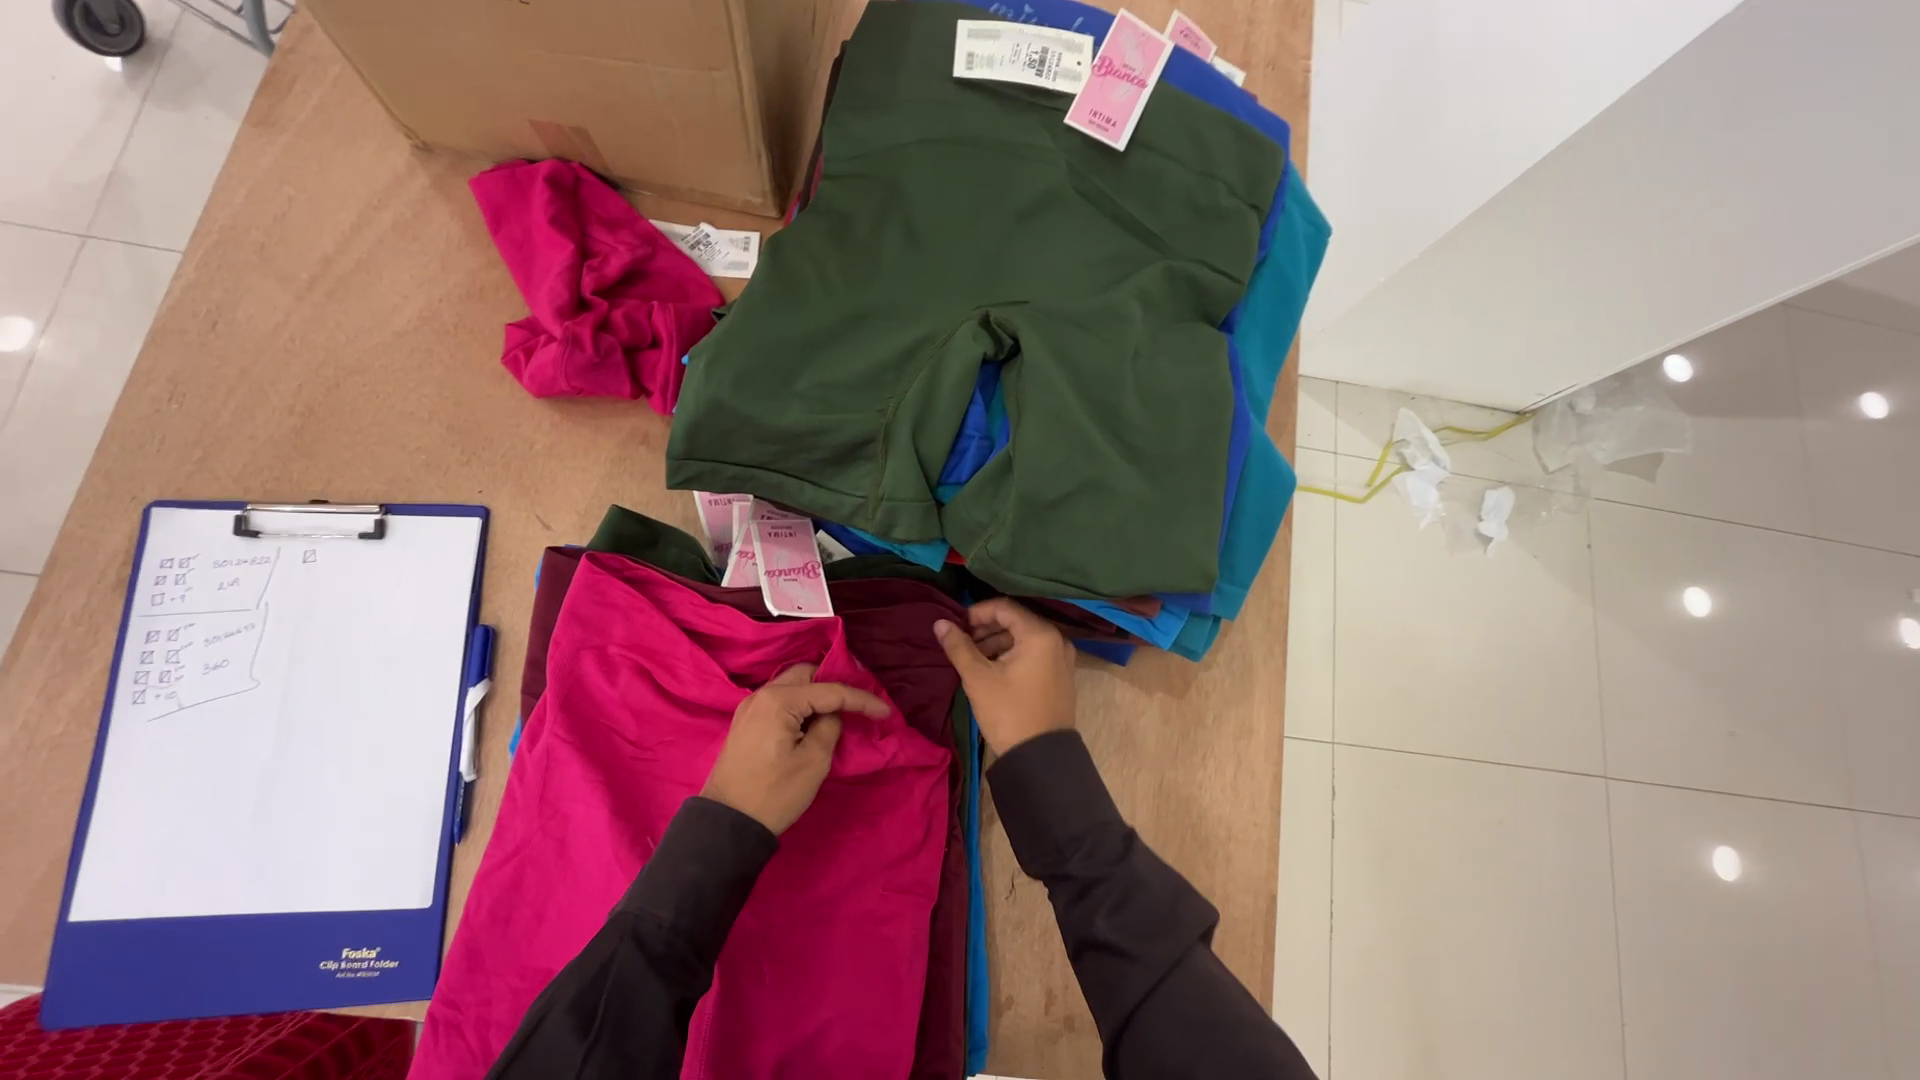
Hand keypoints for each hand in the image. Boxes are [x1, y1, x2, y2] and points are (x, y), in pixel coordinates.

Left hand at [701, 663, 889, 835]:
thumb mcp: (814, 761)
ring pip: (792, 686)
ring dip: (817, 694)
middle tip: (860, 703)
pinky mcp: (747, 722)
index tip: (886, 712)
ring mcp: (750, 707)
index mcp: (779, 700)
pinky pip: (780, 701)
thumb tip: (832, 715)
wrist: (728, 824)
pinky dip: (801, 704)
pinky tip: (815, 719)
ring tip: (842, 710)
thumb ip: (830, 727)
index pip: (830, 690)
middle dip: (836, 685)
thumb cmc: (774, 793)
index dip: (862, 699)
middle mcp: (762, 695)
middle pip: (807, 676)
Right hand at [933, 598, 1076, 755]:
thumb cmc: (1009, 712)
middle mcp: (1057, 641)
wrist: (1041, 758)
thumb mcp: (978, 678)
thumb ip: (958, 647)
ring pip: (1025, 640)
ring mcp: (1062, 660)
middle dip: (986, 629)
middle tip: (962, 643)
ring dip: (997, 643)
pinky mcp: (1061, 677)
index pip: (1005, 608)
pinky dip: (1012, 656)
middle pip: (1016, 622)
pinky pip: (1034, 655)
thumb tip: (940, 623)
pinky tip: (993, 671)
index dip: (977, 612)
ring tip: (973, 659)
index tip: (957, 626)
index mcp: (1040, 635)